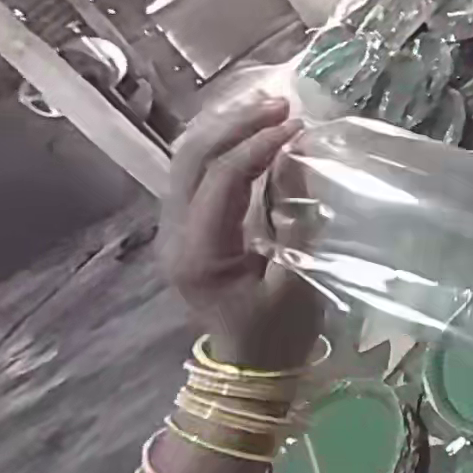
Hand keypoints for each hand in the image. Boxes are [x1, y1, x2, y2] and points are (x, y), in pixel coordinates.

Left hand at [159, 95, 321, 371]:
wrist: (251, 367)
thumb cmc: (278, 335)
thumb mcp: (296, 286)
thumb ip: (296, 225)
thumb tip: (298, 165)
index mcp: (200, 254)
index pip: (223, 180)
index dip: (259, 146)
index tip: (297, 128)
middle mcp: (174, 234)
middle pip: (193, 157)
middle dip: (237, 123)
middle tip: (282, 105)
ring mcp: (174, 228)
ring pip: (187, 158)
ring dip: (226, 127)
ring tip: (267, 107)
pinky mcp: (185, 227)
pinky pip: (196, 172)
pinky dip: (223, 145)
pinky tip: (250, 132)